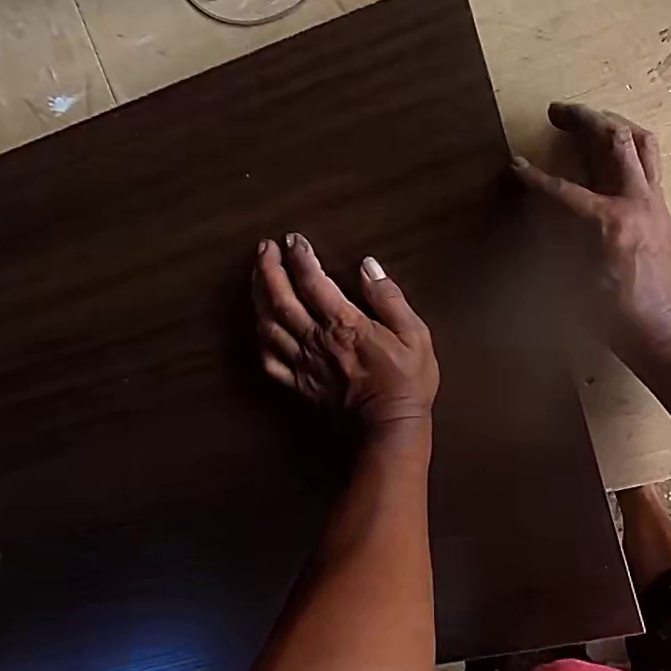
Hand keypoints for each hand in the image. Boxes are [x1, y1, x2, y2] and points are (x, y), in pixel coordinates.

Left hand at [253, 233, 438, 431]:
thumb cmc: (405, 383)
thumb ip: (388, 297)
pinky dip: (259, 337)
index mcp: (343, 324)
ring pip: (268, 324)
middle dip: (268, 268)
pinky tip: (259, 323)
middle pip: (280, 298)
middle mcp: (315, 339)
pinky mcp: (297, 383)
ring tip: (256, 274)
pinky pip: (268, 358)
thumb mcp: (413, 335)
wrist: (388, 431)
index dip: (300, 257)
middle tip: (265, 248)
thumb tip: (368, 266)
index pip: (312, 281)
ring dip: (258, 295)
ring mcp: (302, 362)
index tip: (293, 239)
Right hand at [510, 103, 670, 355]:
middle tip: (557, 110)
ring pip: (640, 142)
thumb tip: (532, 207)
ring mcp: (652, 199)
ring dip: (612, 123)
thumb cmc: (608, 309)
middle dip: (583, 119)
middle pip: (613, 140)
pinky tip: (611, 148)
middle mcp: (635, 200)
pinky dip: (628, 144)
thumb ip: (549, 236)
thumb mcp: (568, 275)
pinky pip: (647, 160)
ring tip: (587, 119)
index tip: (514, 164)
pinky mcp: (659, 205)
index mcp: (608, 220)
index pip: (561, 188)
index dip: (533, 177)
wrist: (658, 323)